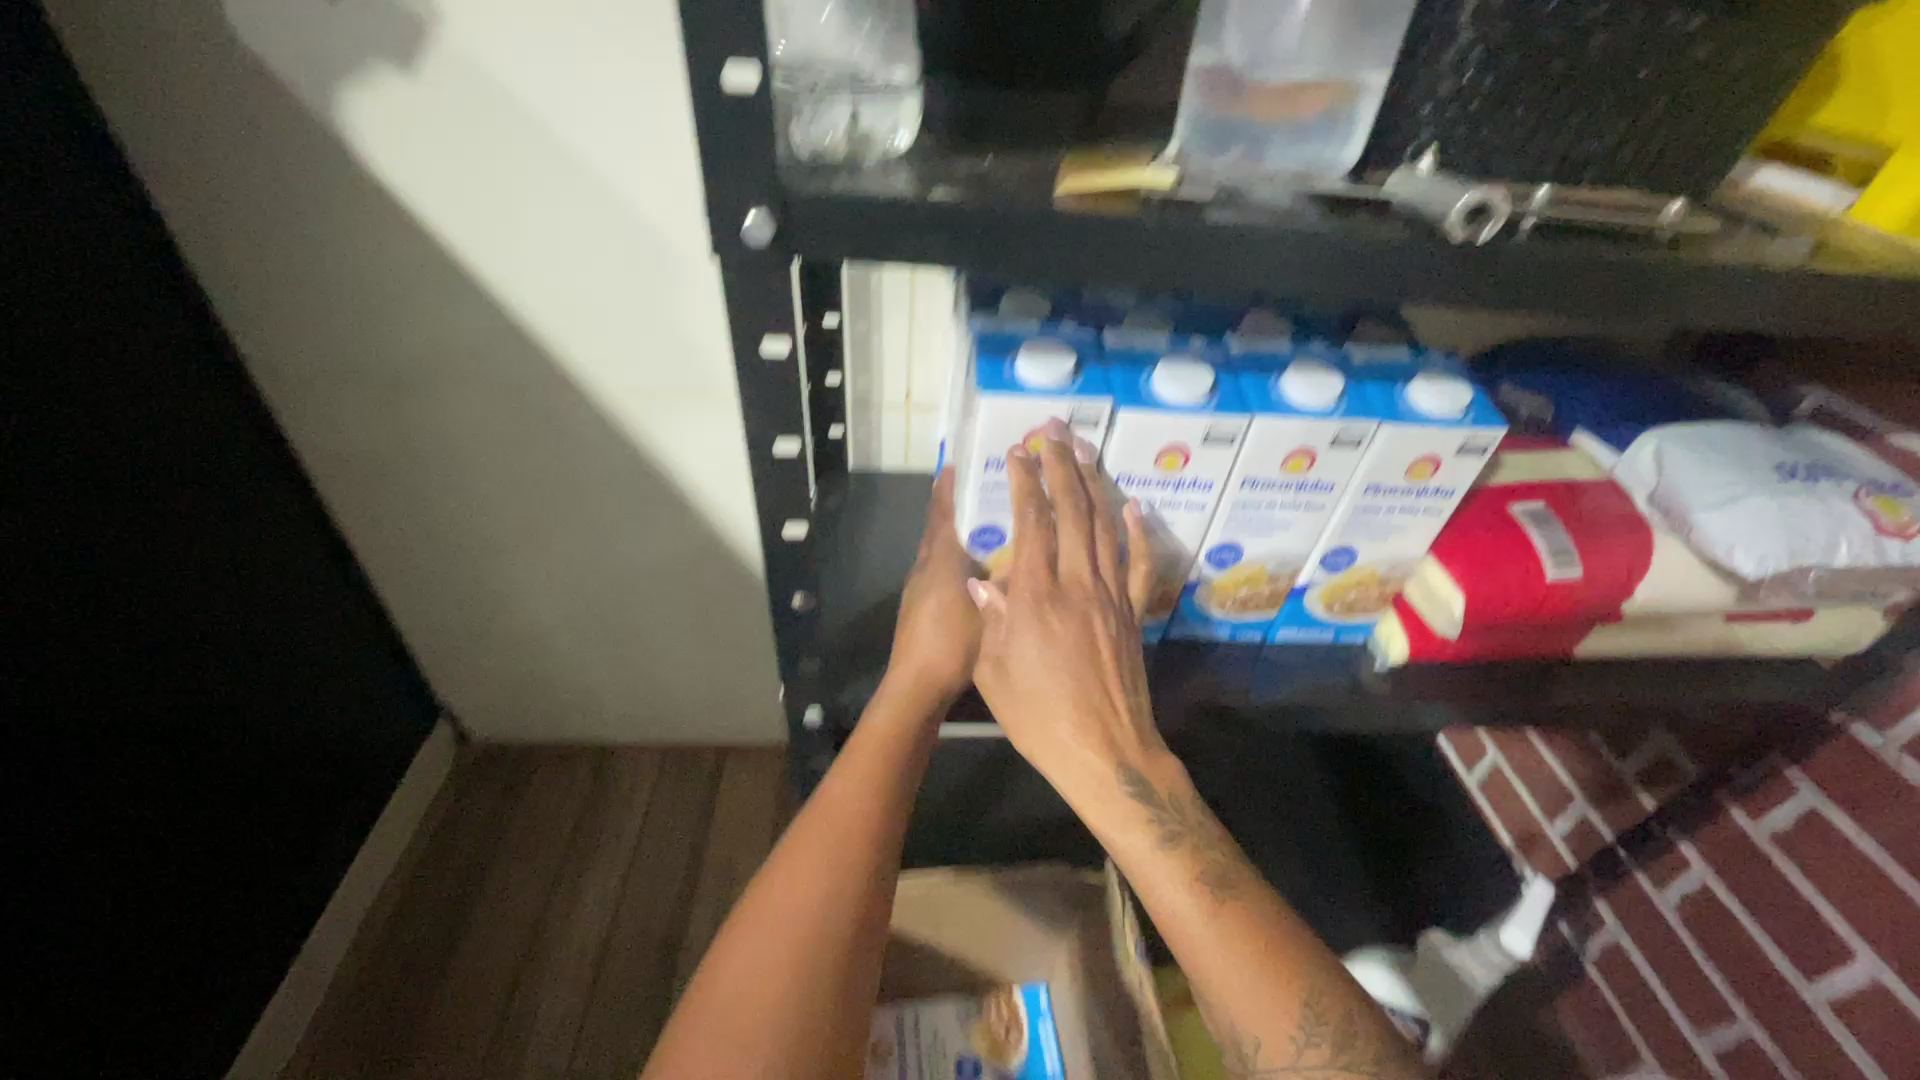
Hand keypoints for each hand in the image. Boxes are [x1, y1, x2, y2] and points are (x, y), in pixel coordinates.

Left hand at [884, 468, 983, 706]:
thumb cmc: (953, 641)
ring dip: (958, 533)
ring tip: (992, 525)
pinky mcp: (920, 607)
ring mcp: (920, 587)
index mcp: (941, 556)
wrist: (917, 685)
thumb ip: (1005, 574)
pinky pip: (941, 571)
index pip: (944, 508)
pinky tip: (979, 571)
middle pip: (940, 524)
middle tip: (989, 487)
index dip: (953, 484)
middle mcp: (926, 564)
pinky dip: (957, 560)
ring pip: (940, 549)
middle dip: (959, 504)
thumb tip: (1028, 545)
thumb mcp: (989, 603)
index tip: (967, 461)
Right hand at [967, 419, 1168, 795]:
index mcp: (1037, 597)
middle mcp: (1078, 585)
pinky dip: (1138, 531)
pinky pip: (1138, 564)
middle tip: (1053, 430)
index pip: (1032, 524)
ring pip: (1106, 526)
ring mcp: (1112, 596)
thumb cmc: (1040, 718)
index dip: (1025, 483)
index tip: (1017, 453)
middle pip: (1073, 511)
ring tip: (1085, 449)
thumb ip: (993, 621)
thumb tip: (983, 581)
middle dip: (1061, 466)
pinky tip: (1135, 505)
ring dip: (1095, 483)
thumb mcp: (996, 673)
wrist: (1107, 752)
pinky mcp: (1133, 614)